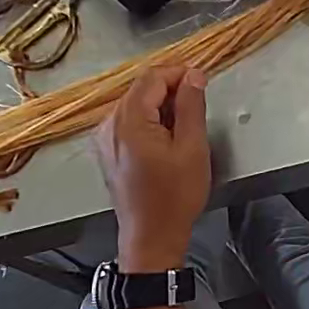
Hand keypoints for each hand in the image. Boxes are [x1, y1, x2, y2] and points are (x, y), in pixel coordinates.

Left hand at [95, 66, 210, 270]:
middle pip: (141, 89)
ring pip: (136, 105)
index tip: (204, 80)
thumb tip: (194, 76)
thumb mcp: (192, 148)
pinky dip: (151, 121)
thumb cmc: (175, 195)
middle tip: (200, 104)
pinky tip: (169, 139)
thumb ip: (191, 107)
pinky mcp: (109, 151)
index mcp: (129, 120)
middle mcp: (109, 124)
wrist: (152, 235)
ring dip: (162, 106)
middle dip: (172, 89)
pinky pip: (130, 122)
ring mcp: (105, 138)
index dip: (180, 73)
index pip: (152, 78)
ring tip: (188, 125)